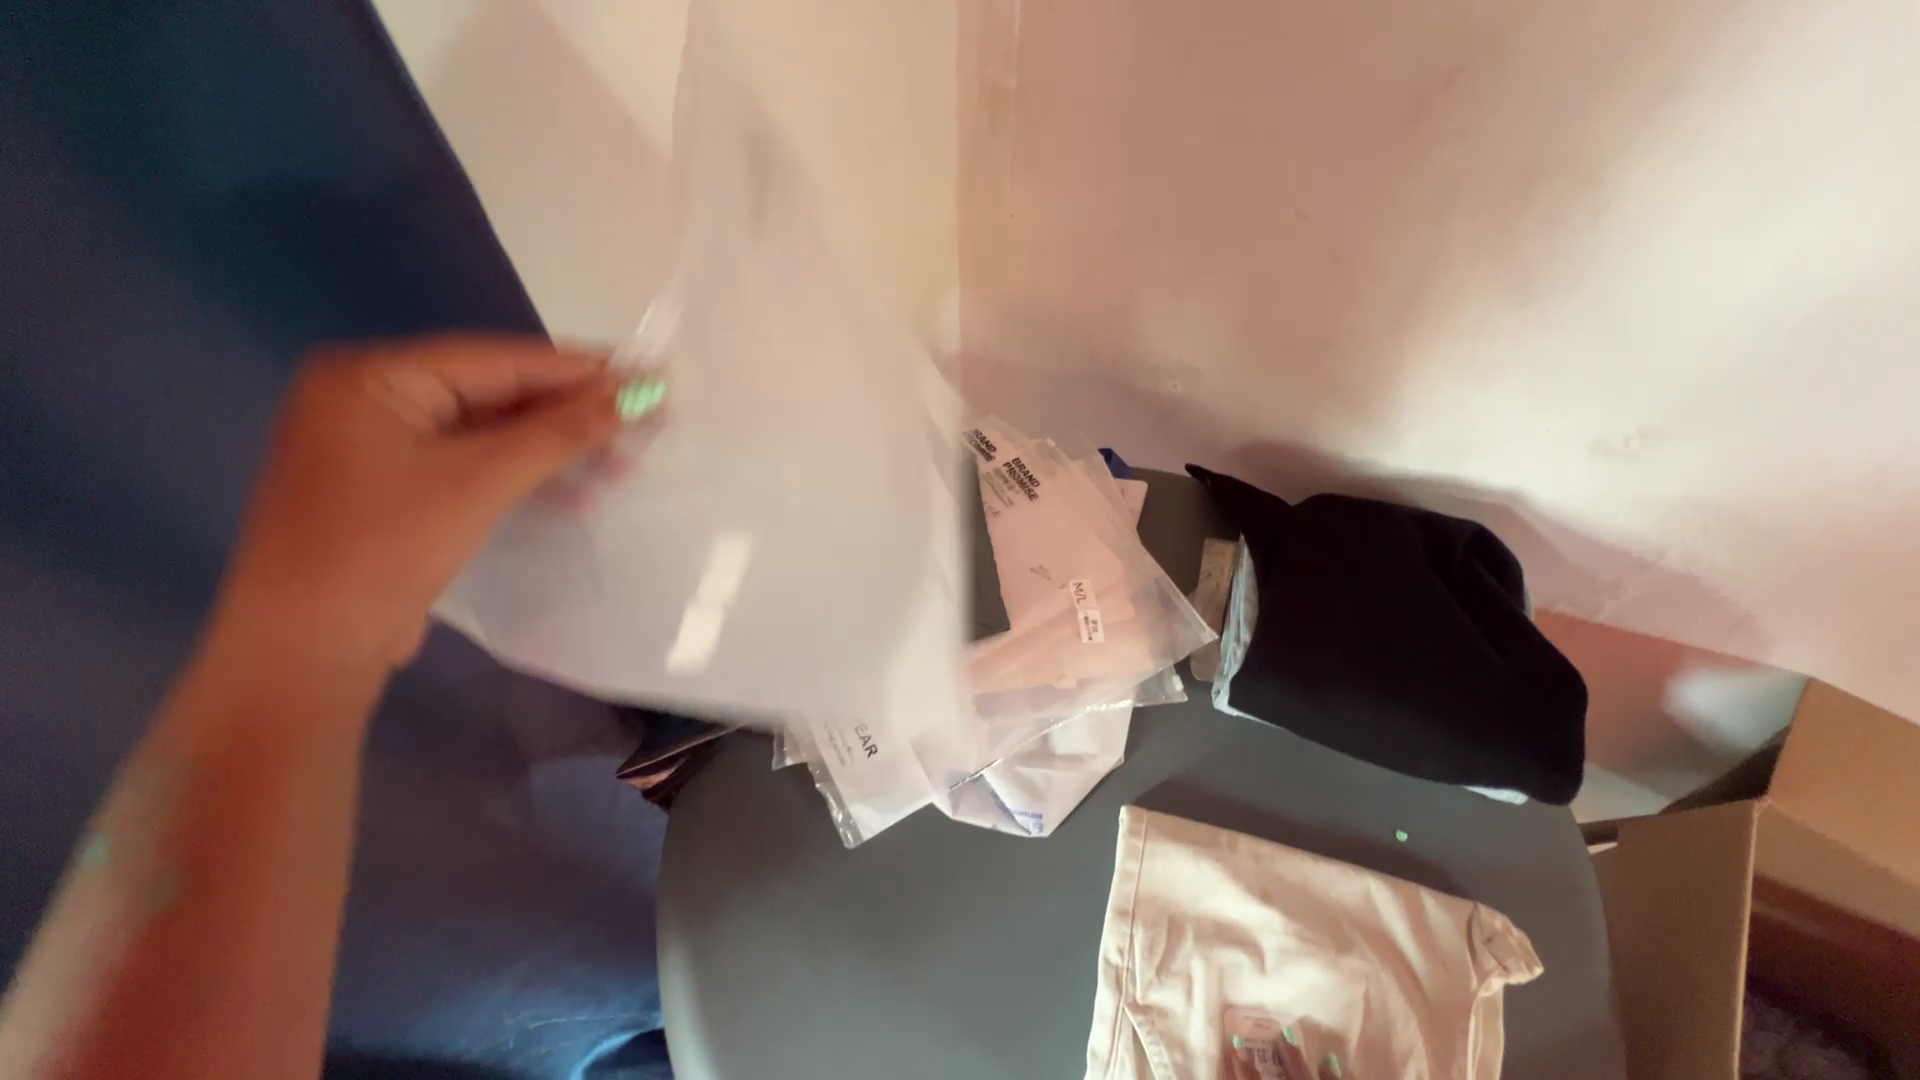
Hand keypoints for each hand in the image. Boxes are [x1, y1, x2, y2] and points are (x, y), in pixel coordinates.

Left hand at [210, 335, 628, 671]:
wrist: (309, 647)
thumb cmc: (386, 547)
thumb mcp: (481, 481)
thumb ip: (562, 431)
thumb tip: (641, 392)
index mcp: (374, 375)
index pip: (498, 360)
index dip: (580, 369)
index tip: (649, 375)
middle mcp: (374, 397)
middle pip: (497, 393)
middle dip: (572, 414)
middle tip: (646, 421)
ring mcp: (383, 445)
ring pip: (492, 433)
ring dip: (557, 450)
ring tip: (623, 465)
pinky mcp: (399, 487)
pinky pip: (476, 464)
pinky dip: (526, 476)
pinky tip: (576, 495)